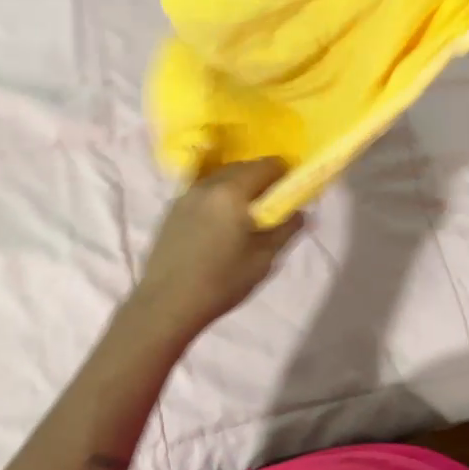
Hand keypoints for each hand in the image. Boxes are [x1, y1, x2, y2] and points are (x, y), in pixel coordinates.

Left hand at [132, 158, 305, 334]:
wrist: (168, 304)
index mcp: (233, 192)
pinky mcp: (172, 208)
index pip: (267, 165)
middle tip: (272, 203)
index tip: (291, 190)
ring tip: (246, 212)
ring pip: (221, 177)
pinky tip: (221, 221)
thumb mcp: (264, 259)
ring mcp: (186, 195)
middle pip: (243, 167)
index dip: (284, 173)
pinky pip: (204, 190)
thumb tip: (301, 212)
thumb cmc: (222, 282)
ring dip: (239, 185)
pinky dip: (219, 195)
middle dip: (261, 178)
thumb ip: (287, 229)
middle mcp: (208, 185)